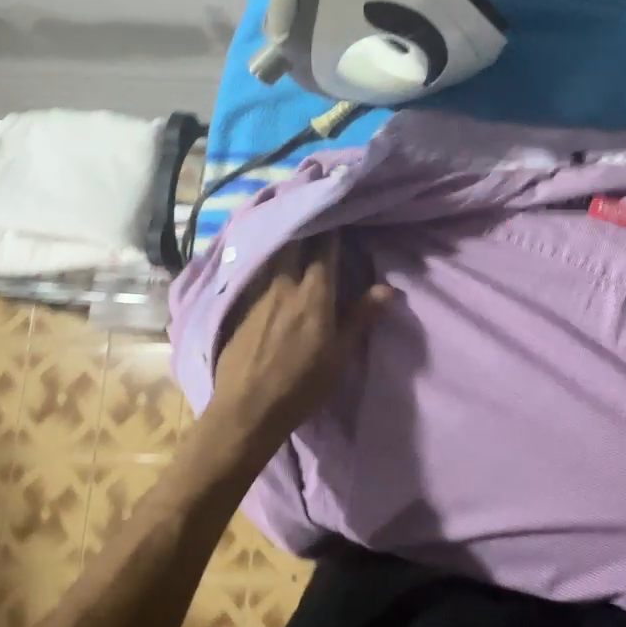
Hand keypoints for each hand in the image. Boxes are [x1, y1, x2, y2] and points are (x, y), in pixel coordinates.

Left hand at [209, 232, 394, 452]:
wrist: (245, 410)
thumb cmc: (300, 385)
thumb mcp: (339, 355)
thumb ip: (360, 317)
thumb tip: (387, 288)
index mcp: (312, 295)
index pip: (324, 251)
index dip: (331, 231)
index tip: (338, 216)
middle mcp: (283, 285)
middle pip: (293, 243)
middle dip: (304, 227)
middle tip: (313, 217)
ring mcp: (256, 294)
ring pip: (271, 255)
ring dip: (283, 241)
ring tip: (290, 231)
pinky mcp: (238, 307)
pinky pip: (254, 272)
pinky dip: (264, 261)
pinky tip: (265, 262)